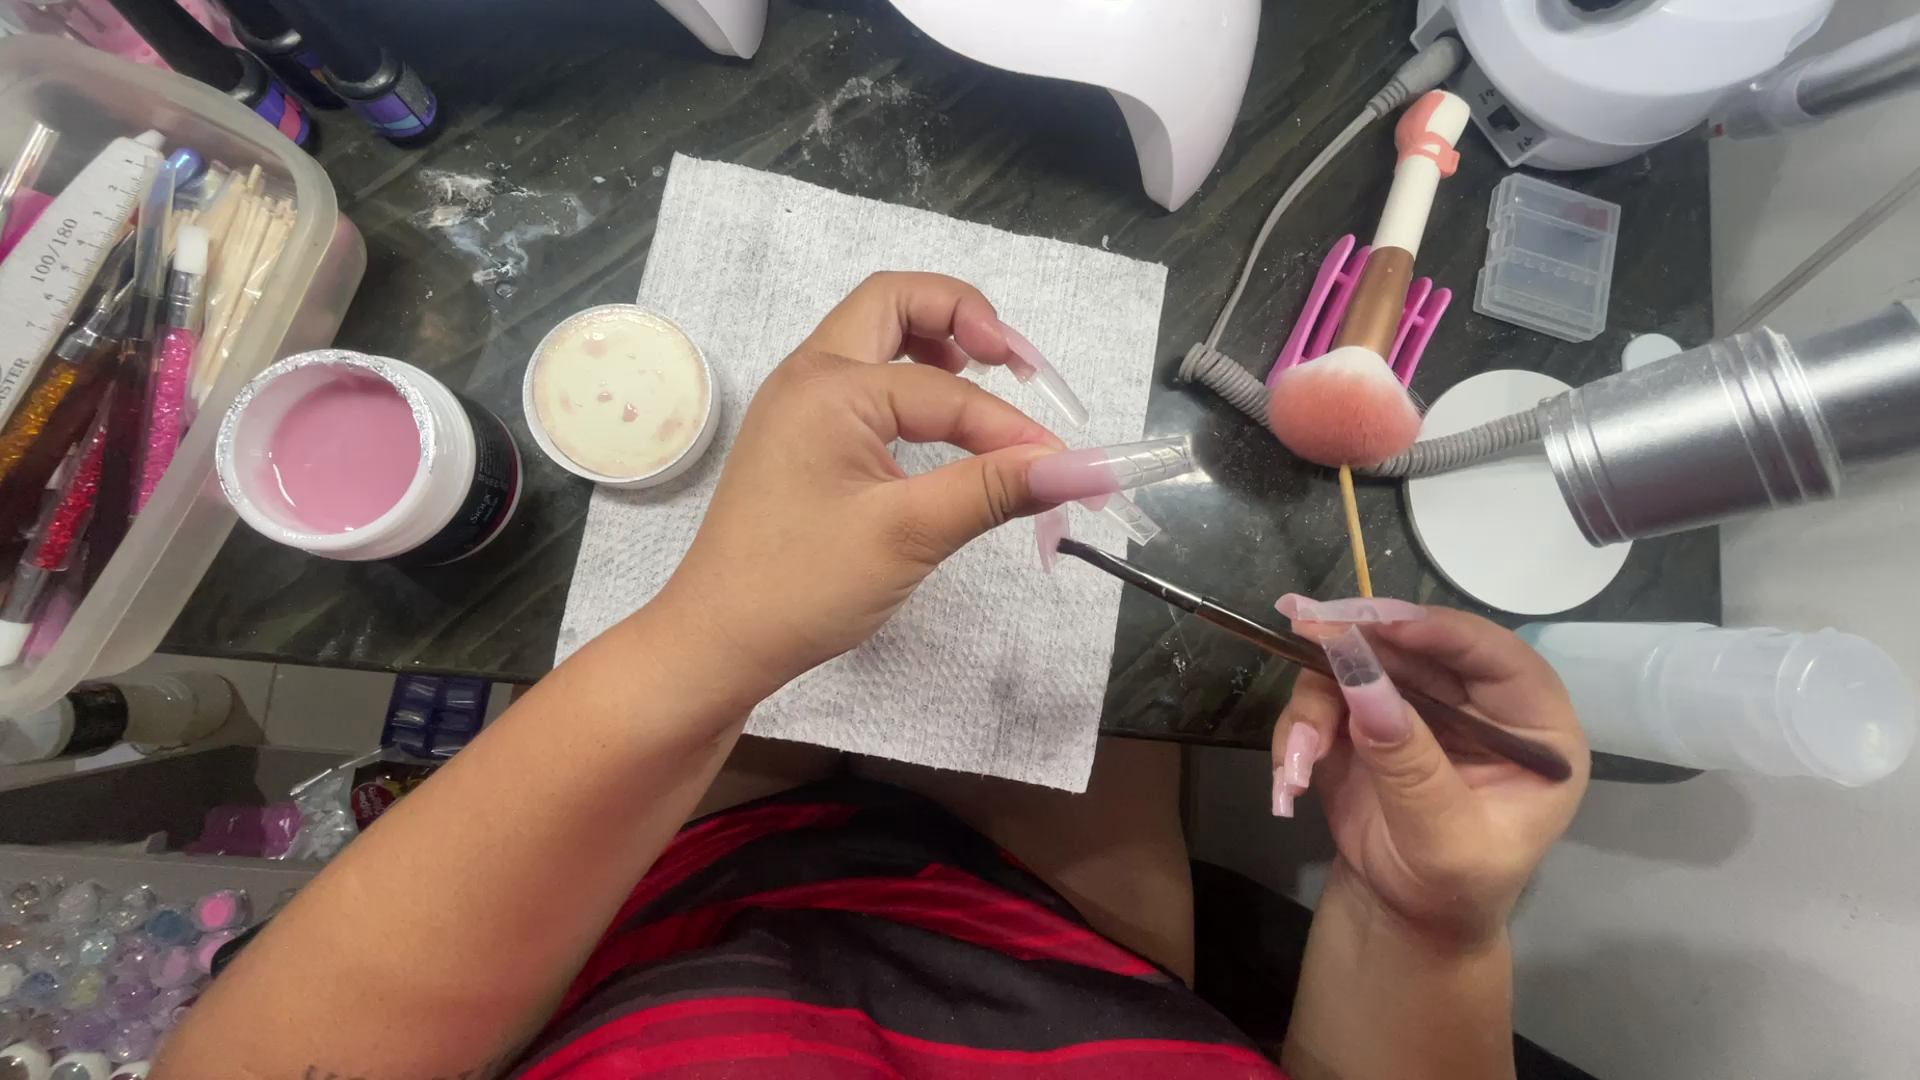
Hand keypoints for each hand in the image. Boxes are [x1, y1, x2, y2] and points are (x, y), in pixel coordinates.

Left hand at [655, 272, 1066, 699]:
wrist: (720, 640)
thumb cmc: (803, 586)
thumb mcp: (908, 535)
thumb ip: (994, 491)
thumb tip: (1077, 467)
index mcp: (829, 387)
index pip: (946, 392)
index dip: (1010, 427)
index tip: (1062, 466)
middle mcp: (809, 376)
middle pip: (892, 303)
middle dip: (962, 316)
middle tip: (1014, 362)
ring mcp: (800, 406)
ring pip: (873, 337)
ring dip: (932, 340)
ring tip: (983, 375)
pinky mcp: (803, 439)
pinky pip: (862, 380)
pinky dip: (908, 380)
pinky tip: (936, 419)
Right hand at [1273, 607, 1588, 947]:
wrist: (1400, 907)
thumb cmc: (1448, 884)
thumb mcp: (1442, 836)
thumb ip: (1407, 761)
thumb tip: (1362, 684)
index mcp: (1528, 731)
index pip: (1500, 661)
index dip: (1443, 632)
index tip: (1381, 621)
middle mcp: (1471, 704)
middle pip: (1415, 647)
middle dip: (1356, 639)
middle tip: (1304, 625)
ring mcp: (1412, 705)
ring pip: (1357, 664)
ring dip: (1316, 701)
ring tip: (1298, 756)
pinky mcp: (1360, 714)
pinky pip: (1321, 695)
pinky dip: (1297, 727)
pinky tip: (1291, 774)